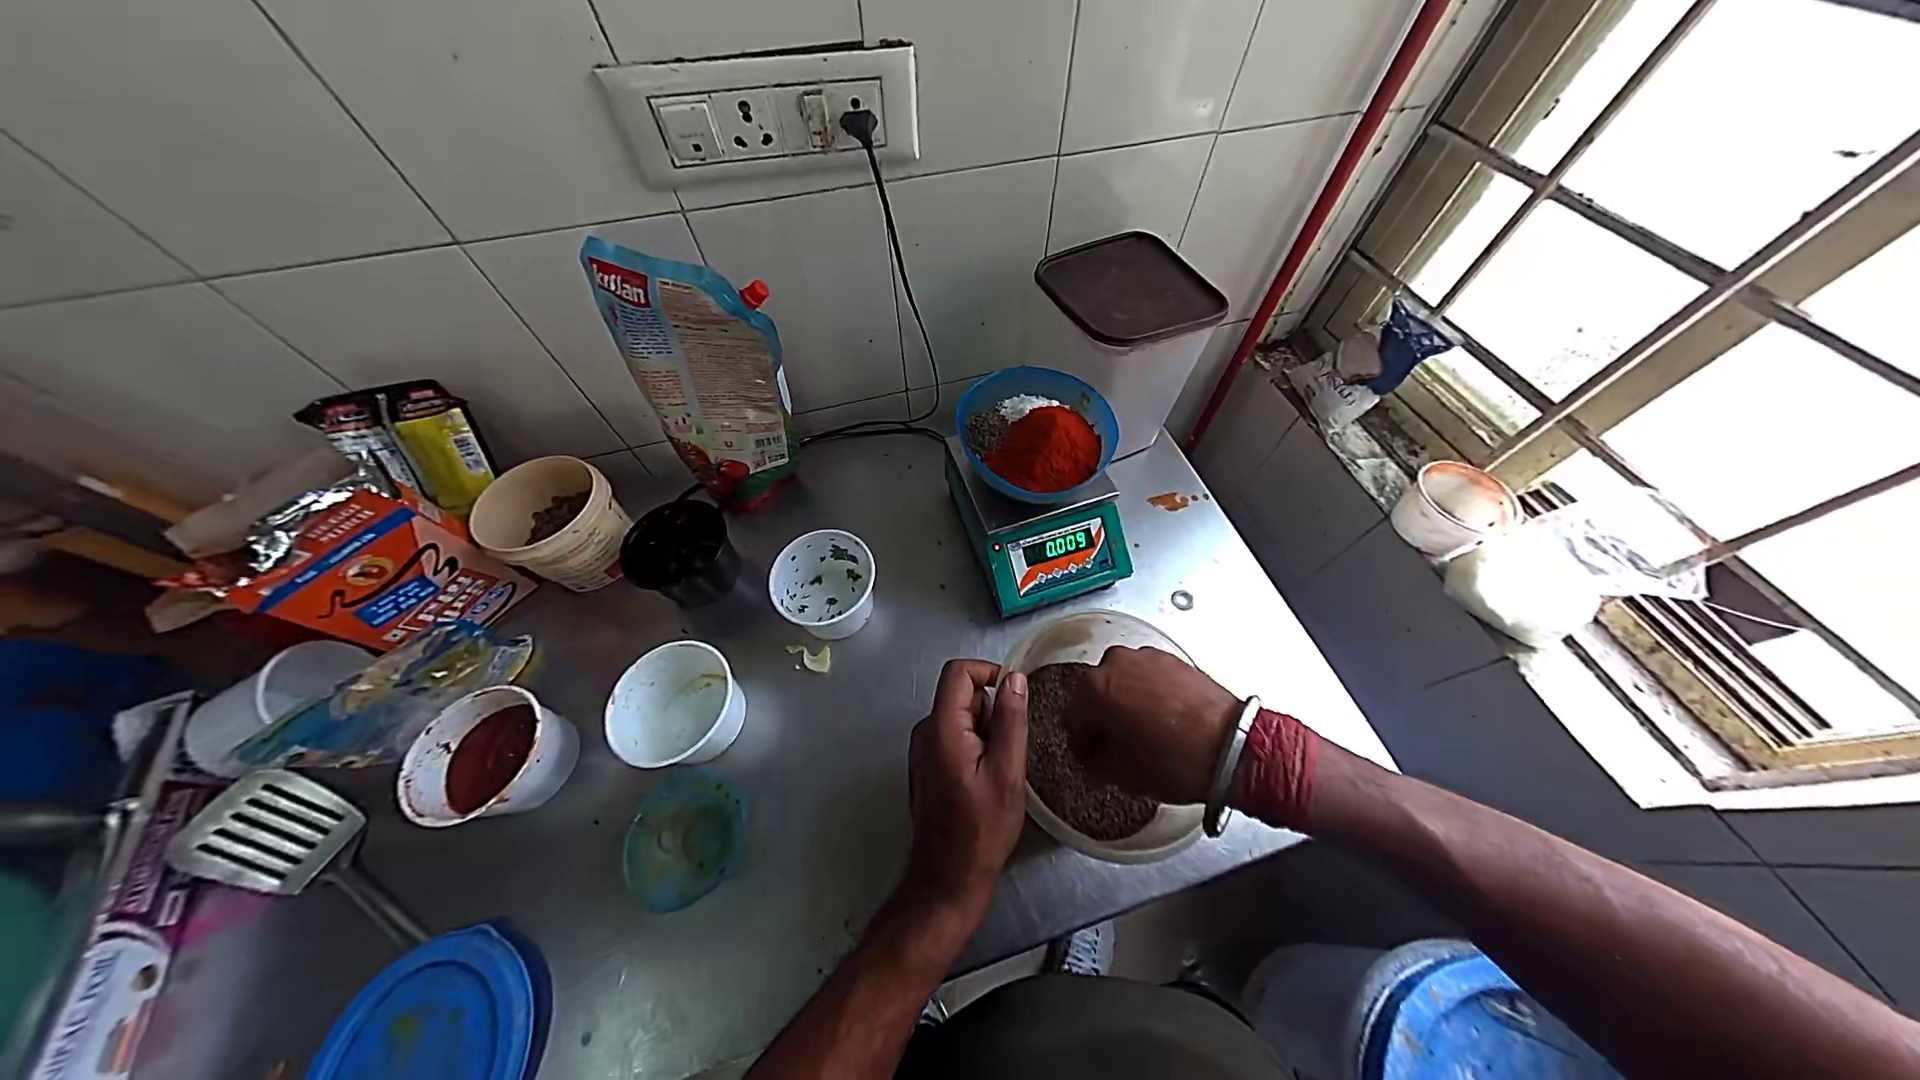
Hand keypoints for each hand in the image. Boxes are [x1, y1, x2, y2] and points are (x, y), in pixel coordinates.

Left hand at [902, 660, 1028, 919]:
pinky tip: (984, 781)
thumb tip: (1015, 678)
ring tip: (997, 771)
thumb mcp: (1007, 772)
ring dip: (985, 732)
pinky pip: (954, 736)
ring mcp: (922, 749)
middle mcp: (925, 732)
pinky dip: (974, 747)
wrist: (948, 877)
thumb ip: (1011, 720)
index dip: (989, 672)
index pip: (958, 671)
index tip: (1014, 696)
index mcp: (942, 728)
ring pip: (961, 716)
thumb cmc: (981, 829)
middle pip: (962, 694)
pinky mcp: (926, 764)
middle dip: (991, 711)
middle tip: (1007, 751)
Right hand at [1063, 645, 1240, 803]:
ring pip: (1120, 680)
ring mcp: (1145, 658)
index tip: (1089, 754)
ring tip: (1140, 731)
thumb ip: (1096, 760)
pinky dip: (1146, 692)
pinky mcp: (1171, 659)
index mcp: (1094, 689)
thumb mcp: (1123, 774)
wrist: (1233, 749)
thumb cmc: (1180, 760)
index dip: (1080, 742)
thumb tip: (1096, 755)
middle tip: (1112, 743)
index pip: (1072, 717)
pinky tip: (1159, 718)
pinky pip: (1146, 675)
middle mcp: (1115, 664)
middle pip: (1094, 692)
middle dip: (1100, 716)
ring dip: (1123, 701)